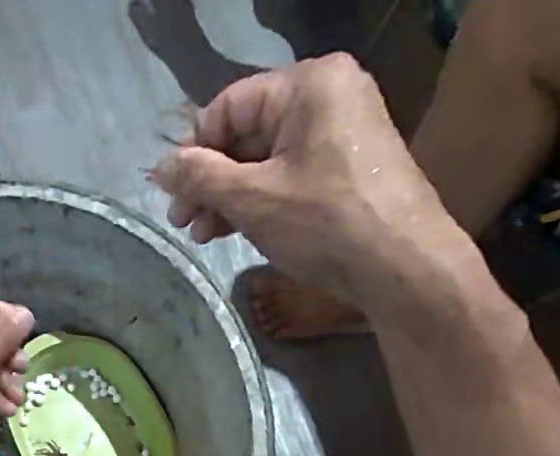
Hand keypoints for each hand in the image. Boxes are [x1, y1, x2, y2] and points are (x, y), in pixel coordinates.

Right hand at [151, 55, 470, 296]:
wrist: (400, 265)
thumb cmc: (324, 223)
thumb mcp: (252, 199)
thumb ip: (199, 178)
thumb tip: (159, 167)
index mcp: (308, 85)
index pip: (227, 107)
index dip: (194, 152)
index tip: (173, 196)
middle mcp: (327, 96)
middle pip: (245, 135)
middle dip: (209, 182)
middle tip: (183, 222)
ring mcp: (339, 132)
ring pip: (263, 161)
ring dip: (227, 198)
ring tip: (203, 235)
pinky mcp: (344, 168)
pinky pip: (286, 176)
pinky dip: (257, 202)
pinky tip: (231, 231)